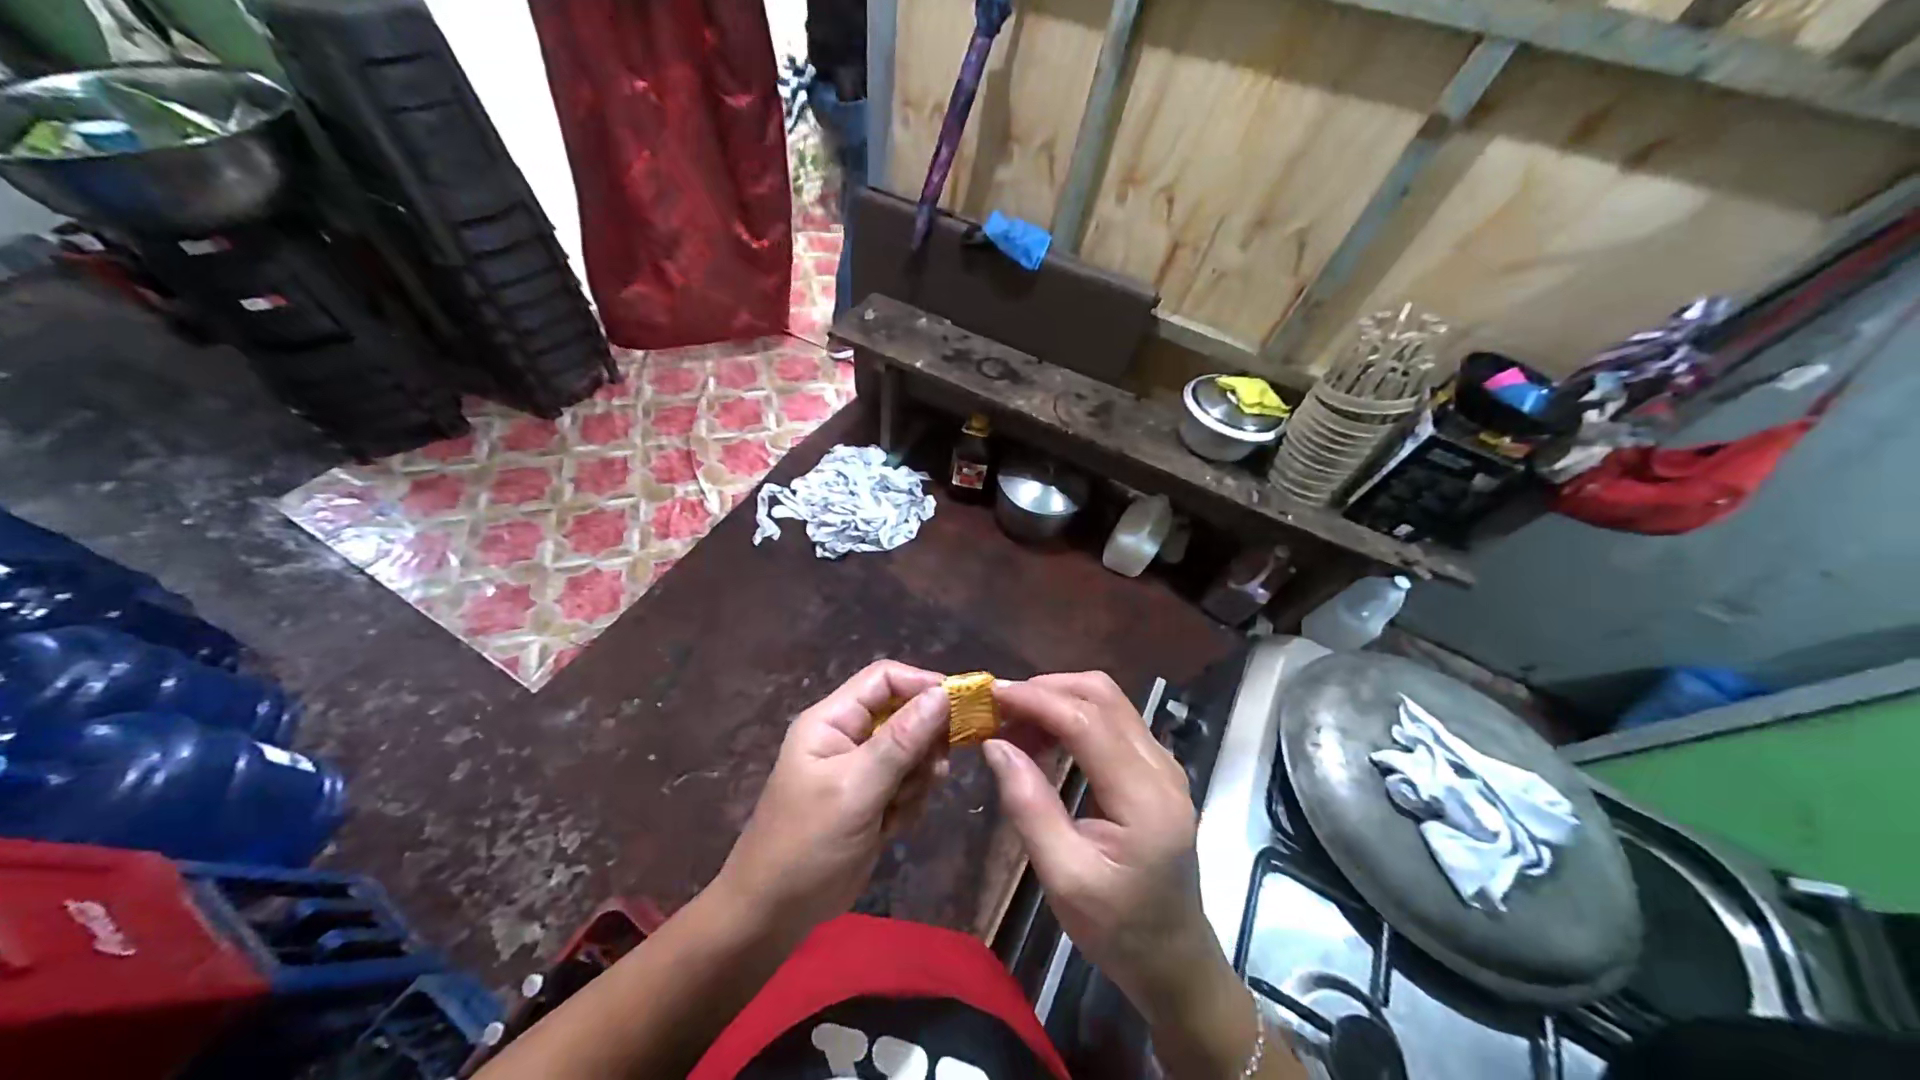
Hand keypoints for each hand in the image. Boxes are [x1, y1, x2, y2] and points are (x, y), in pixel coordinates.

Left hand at [715, 660, 949, 934]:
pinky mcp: (873, 799)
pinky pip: (909, 784)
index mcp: (833, 720)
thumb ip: (901, 741)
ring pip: (913, 753)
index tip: (961, 706)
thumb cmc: (808, 843)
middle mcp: (848, 736)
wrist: (776, 912)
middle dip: (923, 744)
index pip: (885, 678)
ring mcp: (861, 769)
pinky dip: (909, 803)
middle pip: (906, 715)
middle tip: (933, 772)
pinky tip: (891, 828)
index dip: (923, 684)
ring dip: (916, 780)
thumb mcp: (857, 788)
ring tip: (898, 809)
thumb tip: (942, 695)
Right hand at [984, 673, 1272, 1078]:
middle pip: (1103, 695)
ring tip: (1013, 727)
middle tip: (999, 711)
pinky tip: (1042, 740)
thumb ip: (1030, 806)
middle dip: (1046, 690)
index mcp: (1145, 798)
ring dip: (1058, 701)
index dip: (1036, 701)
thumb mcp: (1064, 877)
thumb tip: (995, 744)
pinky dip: (1073, 717)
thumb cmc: (1117, 929)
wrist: (1172, 959)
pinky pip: (1113, 721)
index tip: (991, 695)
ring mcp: (1163, 765)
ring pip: (1109, 702)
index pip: (1087, 722)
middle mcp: (1162, 767)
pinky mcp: (1155, 770)